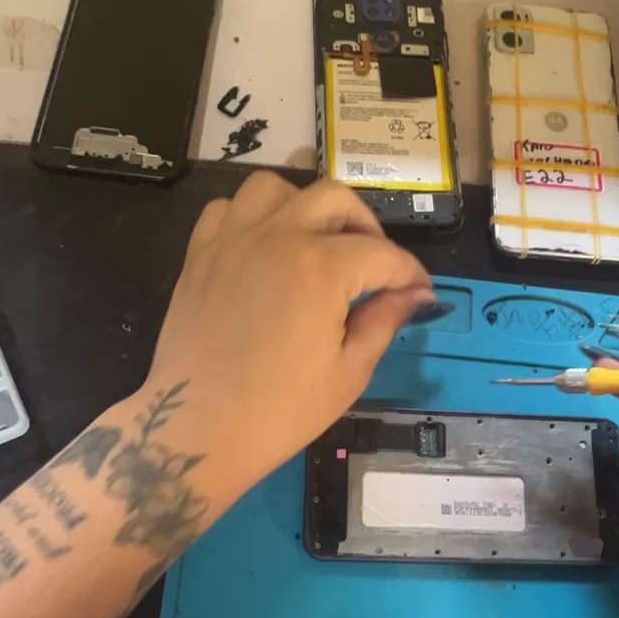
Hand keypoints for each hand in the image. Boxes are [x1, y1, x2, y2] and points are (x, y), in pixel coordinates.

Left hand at [143, 172, 436, 495]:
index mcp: (321, 268)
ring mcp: (232, 240)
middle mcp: (277, 237)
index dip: (410, 274)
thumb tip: (415, 294)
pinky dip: (252, 216)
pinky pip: (227, 208)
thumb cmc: (280, 412)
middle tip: (375, 267)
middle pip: (335, 200)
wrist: (198, 430)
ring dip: (306, 207)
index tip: (420, 292)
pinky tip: (265, 247)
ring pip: (275, 187)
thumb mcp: (349, 373)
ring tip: (317, 243)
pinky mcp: (199, 254)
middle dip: (367, 228)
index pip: (383, 255)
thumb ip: (384, 321)